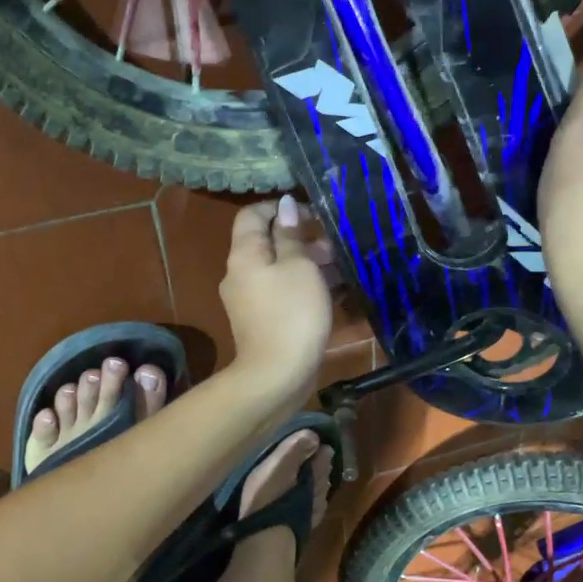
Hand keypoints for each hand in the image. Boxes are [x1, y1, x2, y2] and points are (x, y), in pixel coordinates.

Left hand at [220, 195, 334, 401]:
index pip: (252, 214)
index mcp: (244, 255)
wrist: (277, 376)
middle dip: (301, 238)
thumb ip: (292, 236)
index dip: (281, 208)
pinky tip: (335, 290)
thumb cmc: (292, 314)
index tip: (313, 214)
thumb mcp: (299, 267)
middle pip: (268, 242)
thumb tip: (285, 206)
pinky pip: (283, 293)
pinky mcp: (263, 321)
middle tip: (335, 244)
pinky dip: (305, 287)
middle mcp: (240, 273)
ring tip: (342, 266)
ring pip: (279, 269)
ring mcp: (250, 300)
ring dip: (308, 264)